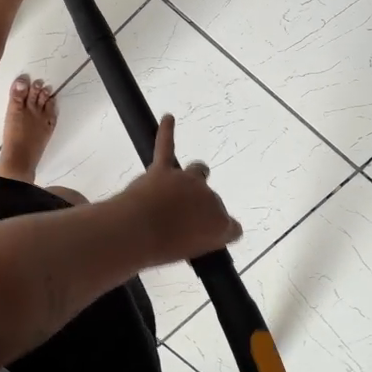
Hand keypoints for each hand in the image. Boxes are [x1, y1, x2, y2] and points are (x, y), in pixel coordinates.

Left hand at [113, 115, 241, 265]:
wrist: (139, 229)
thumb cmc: (163, 249)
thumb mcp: (190, 254)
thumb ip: (198, 240)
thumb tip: (190, 233)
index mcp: (221, 225)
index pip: (232, 227)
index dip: (219, 230)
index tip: (207, 234)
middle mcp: (209, 198)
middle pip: (212, 199)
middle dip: (200, 206)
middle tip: (180, 220)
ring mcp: (186, 180)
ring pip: (198, 170)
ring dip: (193, 176)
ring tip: (182, 184)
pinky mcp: (163, 168)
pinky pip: (166, 144)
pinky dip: (166, 131)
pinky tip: (168, 118)